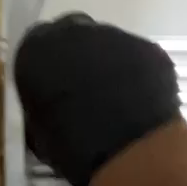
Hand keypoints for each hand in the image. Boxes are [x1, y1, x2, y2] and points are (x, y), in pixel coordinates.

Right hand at [13, 13, 180, 185]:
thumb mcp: (36, 128)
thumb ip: (39, 103)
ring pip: (108, 44)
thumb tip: (47, 104)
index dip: (45, 63)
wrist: (129, 153)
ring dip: (107, 64)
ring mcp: (117, 37)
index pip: (36, 43)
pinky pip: (138, 57)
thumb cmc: (71, 147)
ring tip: (115, 98)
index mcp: (37, 49)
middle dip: (77, 55)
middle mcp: (74, 32)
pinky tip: (139, 101)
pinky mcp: (151, 50)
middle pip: (74, 34)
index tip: (50, 83)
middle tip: (82, 87)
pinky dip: (136, 73)